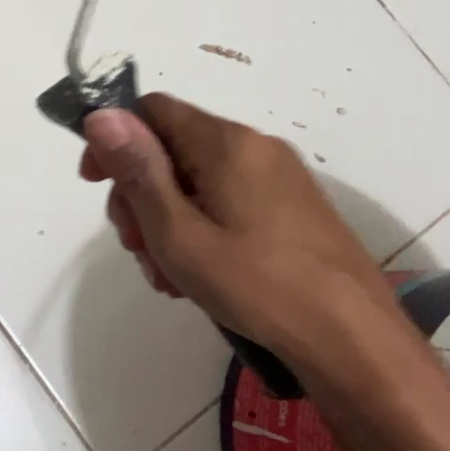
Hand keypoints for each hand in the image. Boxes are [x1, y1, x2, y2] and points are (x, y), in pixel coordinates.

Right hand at [77, 93, 401, 366]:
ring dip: (163, 219)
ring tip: (165, 271)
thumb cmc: (255, 283)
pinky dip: (197, 228)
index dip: (113, 140)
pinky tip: (194, 273)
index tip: (96, 184)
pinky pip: (223, 201)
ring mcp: (279, 179)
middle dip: (137, 193)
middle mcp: (256, 148)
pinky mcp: (291, 208)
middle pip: (170, 149)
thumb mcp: (176, 231)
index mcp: (227, 144)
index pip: (151, 110)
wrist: (353, 340)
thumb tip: (100, 115)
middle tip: (135, 244)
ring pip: (193, 181)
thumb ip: (137, 170)